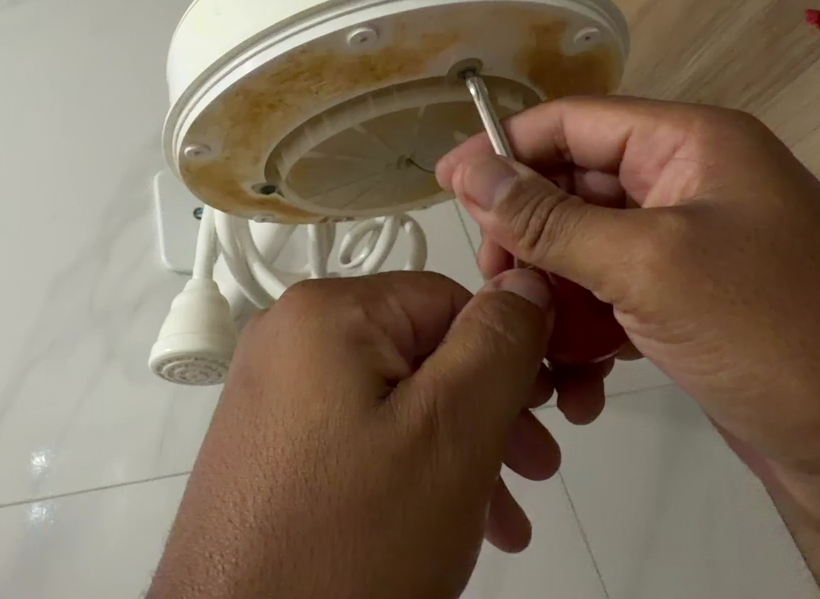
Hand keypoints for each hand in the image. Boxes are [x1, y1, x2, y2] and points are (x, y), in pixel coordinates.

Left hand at [150, 270, 557, 598]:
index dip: (506, 353)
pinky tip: (446, 520)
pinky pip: (358, 430)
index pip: (448, 298)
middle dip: (487, 409)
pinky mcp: (272, 438)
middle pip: (421, 349)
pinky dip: (408, 464)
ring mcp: (275, 388)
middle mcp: (290, 334)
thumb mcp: (448, 434)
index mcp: (327, 310)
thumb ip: (497, 347)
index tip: (547, 413)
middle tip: (533, 467)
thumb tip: (525, 280)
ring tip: (501, 514)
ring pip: (395, 397)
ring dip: (457, 446)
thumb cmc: (345, 540)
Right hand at [433, 97, 819, 536]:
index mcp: (692, 144)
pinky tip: (574, 379)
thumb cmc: (785, 339)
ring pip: (587, 250)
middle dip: (527, 234)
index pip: (572, 122)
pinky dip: (587, 332)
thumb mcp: (649, 266)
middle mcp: (691, 184)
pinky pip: (615, 298)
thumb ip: (548, 217)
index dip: (504, 149)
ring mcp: (695, 249)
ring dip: (553, 293)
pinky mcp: (696, 307)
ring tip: (531, 342)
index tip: (444, 187)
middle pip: (574, 187)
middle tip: (494, 282)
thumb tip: (468, 170)